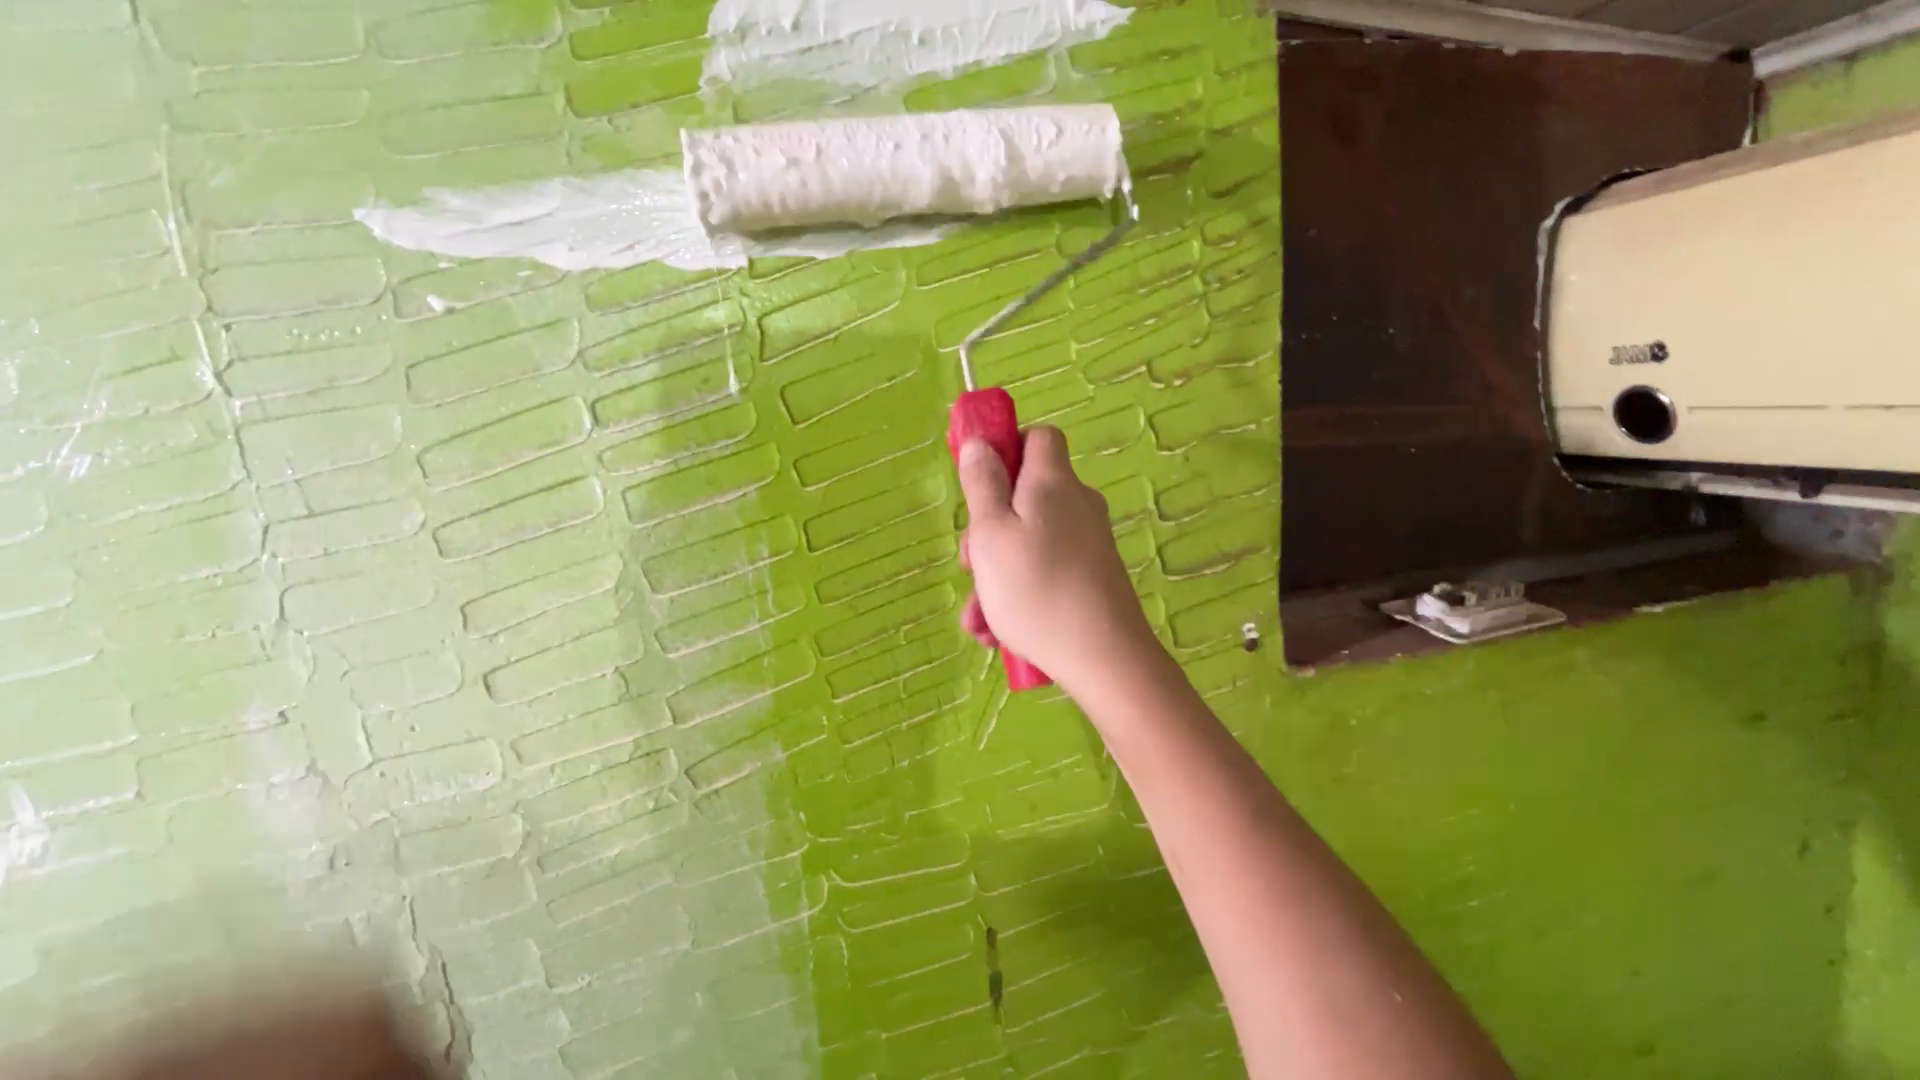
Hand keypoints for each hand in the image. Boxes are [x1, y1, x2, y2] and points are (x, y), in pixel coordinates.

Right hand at [956, 426, 1159, 692]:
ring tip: (978, 618)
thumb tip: (979, 442)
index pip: (1038, 438)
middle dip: (987, 531)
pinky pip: (1045, 572)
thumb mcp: (991, 533)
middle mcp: (1076, 505)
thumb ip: (981, 484)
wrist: (1103, 657)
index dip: (1007, 449)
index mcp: (1052, 482)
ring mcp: (1088, 543)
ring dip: (995, 576)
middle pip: (1024, 497)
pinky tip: (998, 633)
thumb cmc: (1035, 588)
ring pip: (1028, 544)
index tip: (979, 480)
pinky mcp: (1093, 578)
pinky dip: (1018, 594)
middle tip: (970, 565)